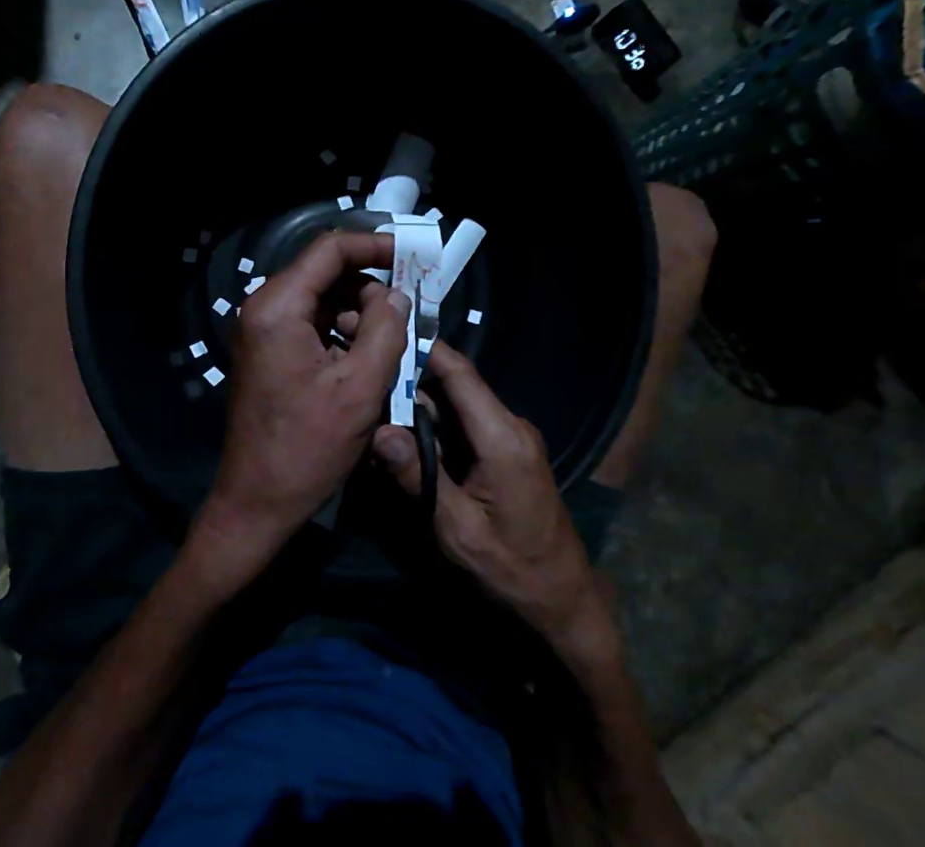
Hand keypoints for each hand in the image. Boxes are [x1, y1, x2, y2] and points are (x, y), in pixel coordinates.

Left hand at [187, 232, 409, 589]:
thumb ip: (385, 331)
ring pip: (319, 300)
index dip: (375, 247)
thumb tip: (397, 295)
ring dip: (357, 313)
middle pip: (324, 273)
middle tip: (408, 311)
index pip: (329, 250)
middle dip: (368, 287)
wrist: (257, 497)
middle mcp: (261, 310)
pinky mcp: (265, 353)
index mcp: (277, 309)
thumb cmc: (308, 447)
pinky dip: (339, 333)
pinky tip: (365, 359)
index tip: (413, 258)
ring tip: (390, 343)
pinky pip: (308, 325)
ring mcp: (260, 332)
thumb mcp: (361, 387)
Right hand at [372, 341, 619, 666]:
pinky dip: (429, 425)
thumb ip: (418, 477)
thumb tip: (379, 432)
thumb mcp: (457, 529)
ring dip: (414, 404)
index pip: (459, 374)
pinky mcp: (503, 452)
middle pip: (452, 387)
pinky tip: (397, 433)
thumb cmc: (511, 567)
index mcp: (503, 438)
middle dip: (407, 376)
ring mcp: (509, 438)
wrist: (560, 598)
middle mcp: (510, 427)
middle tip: (364, 371)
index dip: (422, 346)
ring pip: (453, 406)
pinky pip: (461, 426)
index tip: (383, 326)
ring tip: (370, 399)